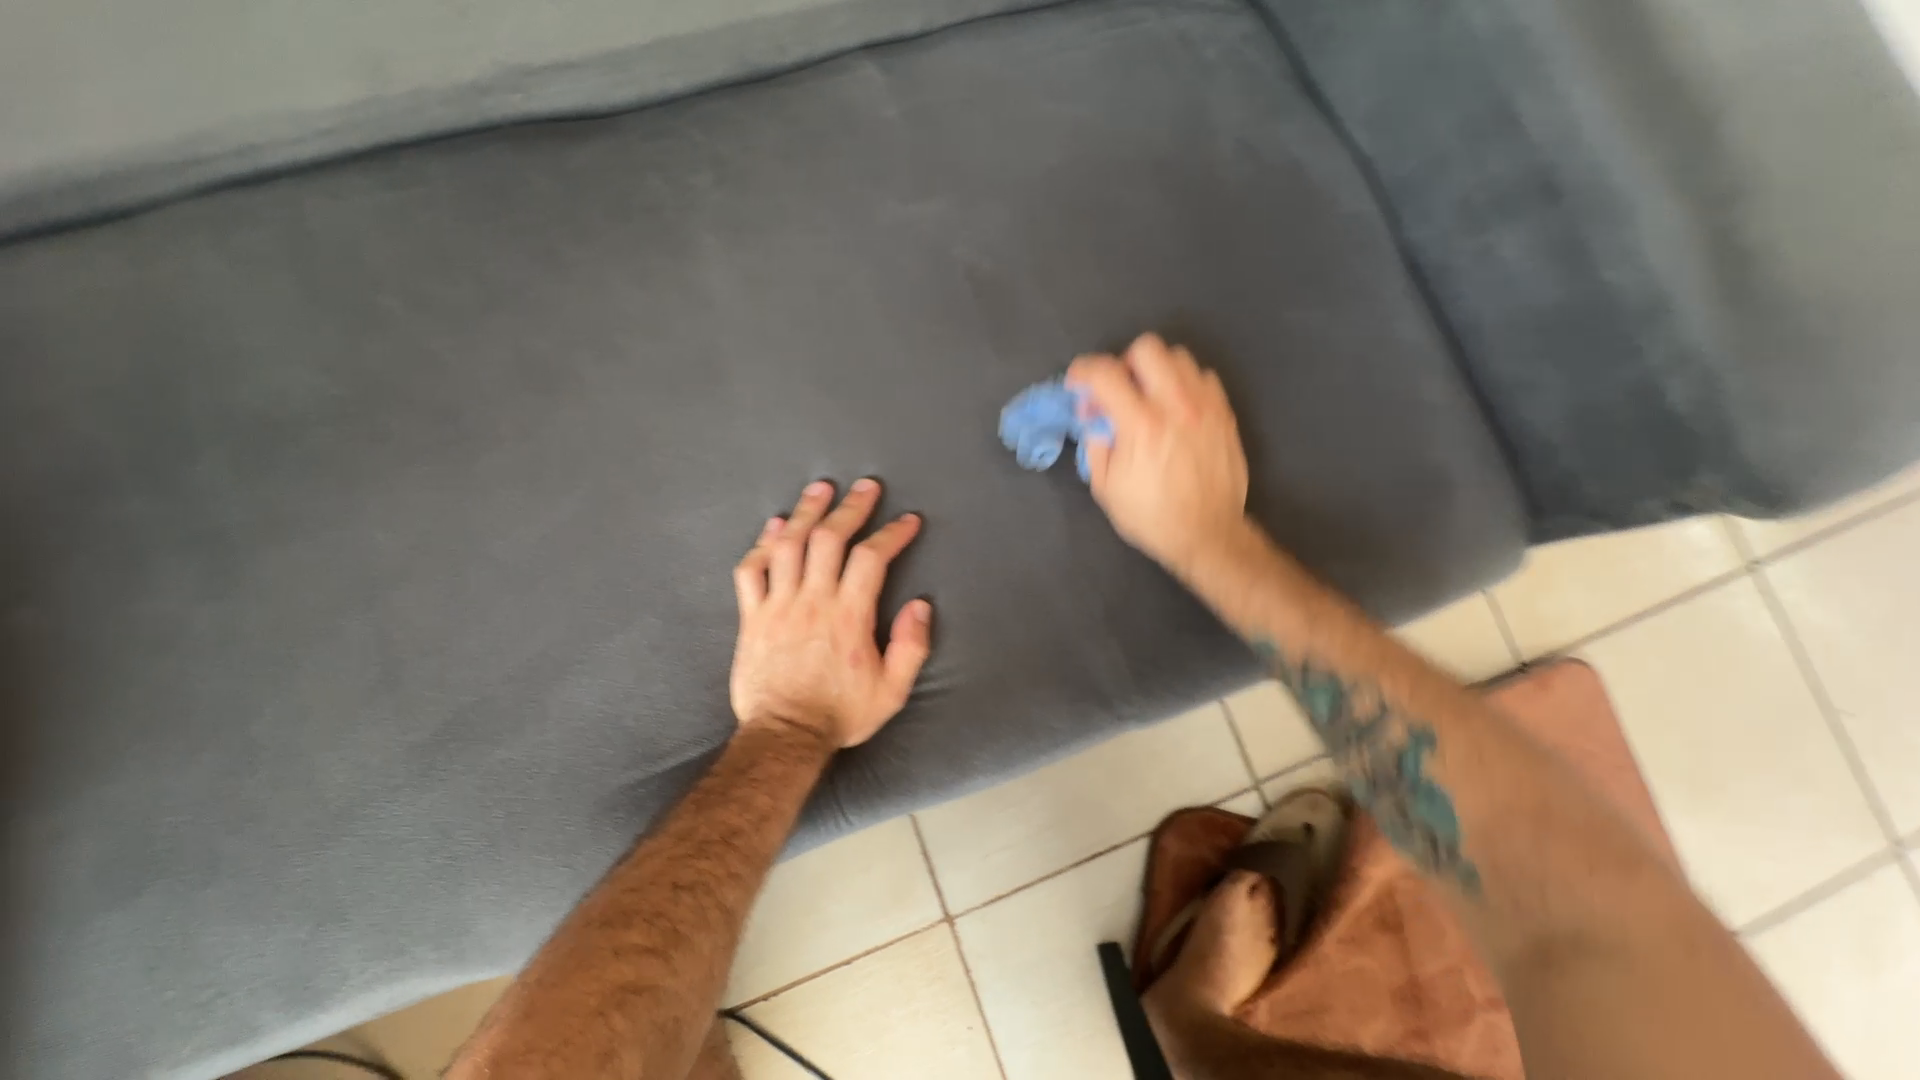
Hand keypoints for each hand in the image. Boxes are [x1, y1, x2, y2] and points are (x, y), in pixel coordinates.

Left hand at [730, 479, 932, 748]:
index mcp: (849, 616)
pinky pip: (752, 570)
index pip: (872, 557)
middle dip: (851, 507)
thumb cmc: (839, 714)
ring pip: (789, 544)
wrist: (784, 736)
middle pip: (829, 538)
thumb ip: (910, 647)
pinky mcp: (752, 617)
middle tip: (866, 487)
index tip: (907, 521)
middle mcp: (812, 600)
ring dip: (806, 512)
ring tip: (820, 489)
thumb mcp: (891, 691)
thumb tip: (920, 606)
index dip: (892, 533)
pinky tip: (775, 526)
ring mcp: (778, 605)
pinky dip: (762, 544)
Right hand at [1067, 333, 1250, 572]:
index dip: (1082, 371)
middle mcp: (1175, 406)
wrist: (1208, 534)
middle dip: (1124, 363)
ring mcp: (1205, 407)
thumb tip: (1094, 417)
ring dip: (1157, 371)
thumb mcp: (1106, 487)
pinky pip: (1203, 377)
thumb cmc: (1151, 517)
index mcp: (1141, 425)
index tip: (1078, 384)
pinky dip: (1184, 384)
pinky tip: (1177, 409)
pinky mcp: (1225, 414)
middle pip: (1147, 348)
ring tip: (1150, 397)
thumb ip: (1095, 444)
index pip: (1104, 373)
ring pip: (1179, 357)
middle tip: (1119, 389)